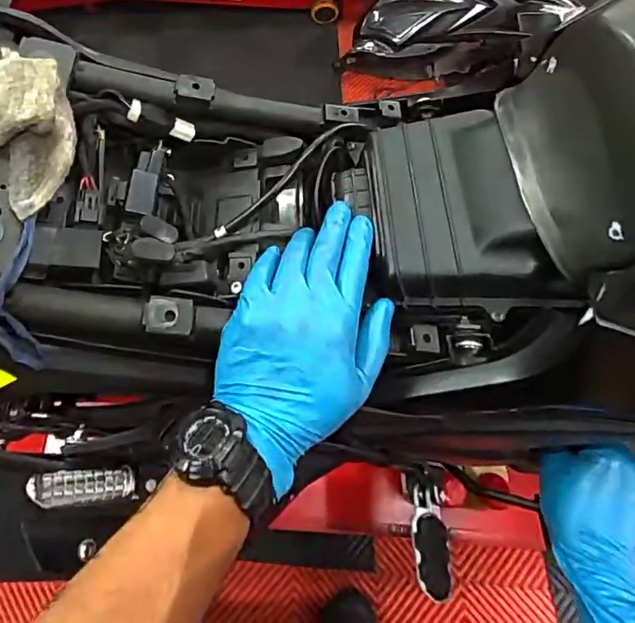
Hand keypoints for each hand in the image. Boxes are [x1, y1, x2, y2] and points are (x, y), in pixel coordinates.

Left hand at [212, 201, 394, 495]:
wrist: (260, 424)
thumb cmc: (308, 408)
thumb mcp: (359, 380)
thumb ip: (375, 338)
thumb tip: (384, 308)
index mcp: (339, 318)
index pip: (354, 263)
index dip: (360, 238)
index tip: (362, 225)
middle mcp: (308, 303)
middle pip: (326, 249)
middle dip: (336, 224)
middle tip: (341, 210)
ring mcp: (277, 302)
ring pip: (294, 253)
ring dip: (307, 237)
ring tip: (313, 231)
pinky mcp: (250, 308)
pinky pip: (261, 270)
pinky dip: (271, 256)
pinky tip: (278, 252)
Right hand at [539, 445, 634, 622]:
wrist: (597, 567)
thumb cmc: (577, 526)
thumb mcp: (552, 473)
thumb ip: (556, 446)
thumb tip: (557, 439)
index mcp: (611, 449)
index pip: (587, 431)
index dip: (570, 444)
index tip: (563, 455)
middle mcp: (633, 465)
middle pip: (603, 449)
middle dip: (588, 459)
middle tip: (572, 475)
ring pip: (615, 469)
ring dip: (601, 476)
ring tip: (585, 494)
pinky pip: (625, 488)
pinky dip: (612, 494)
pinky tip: (597, 506)